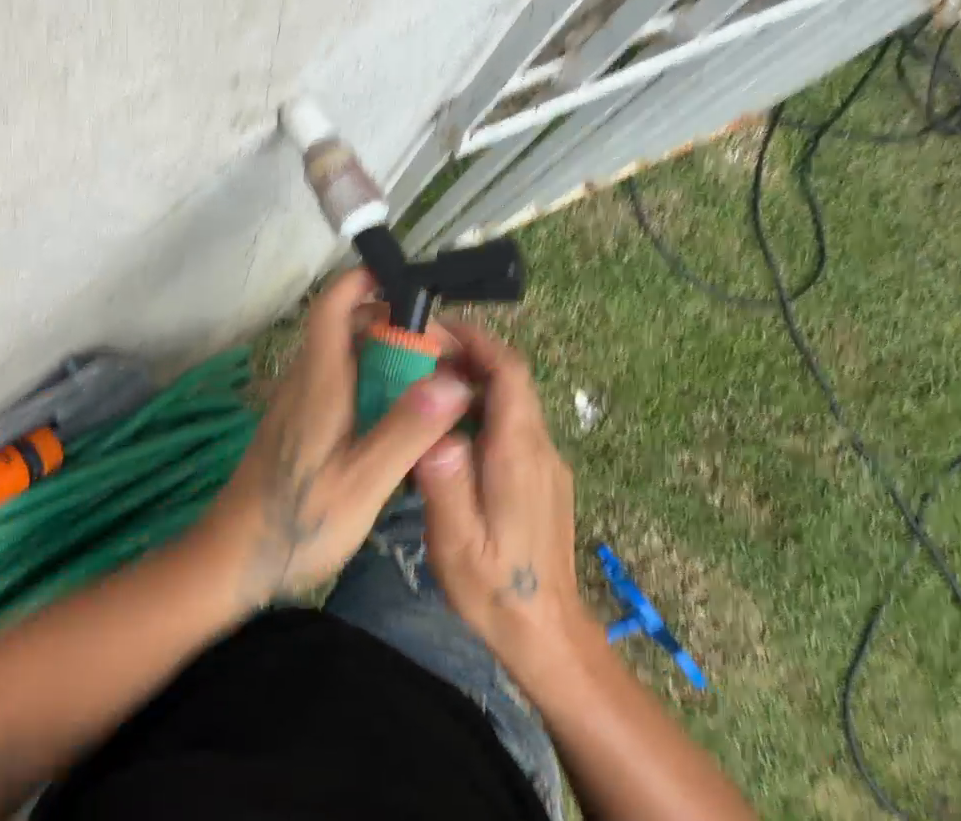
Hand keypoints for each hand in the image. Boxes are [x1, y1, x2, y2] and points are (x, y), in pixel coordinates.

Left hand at [195, 269, 474, 604]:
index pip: (332, 307)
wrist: (234, 558)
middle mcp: (305, 383)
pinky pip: (341, 387)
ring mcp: (299, 405)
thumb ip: (406, 430)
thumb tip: (453, 380)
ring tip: (436, 385)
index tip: (411, 283)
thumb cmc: (299, 521)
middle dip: (397, 326)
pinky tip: (402, 421)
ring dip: (388, 359)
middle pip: (348, 329)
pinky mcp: (299, 428)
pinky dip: (374, 387)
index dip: (364, 281)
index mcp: (319, 383)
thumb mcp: (362, 482)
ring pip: (346, 359)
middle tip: (446, 355)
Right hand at [414, 320, 586, 666]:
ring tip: (422, 386)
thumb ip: (446, 480)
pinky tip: (446, 431)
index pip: (509, 374)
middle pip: (512, 381)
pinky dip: (481, 412)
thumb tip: (435, 428)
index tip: (436, 326)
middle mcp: (539, 449)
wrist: (545, 633)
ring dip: (472, 384)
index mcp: (518, 454)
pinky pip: (513, 428)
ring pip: (513, 404)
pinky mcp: (541, 481)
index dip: (477, 341)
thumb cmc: (494, 588)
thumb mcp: (456, 540)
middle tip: (415, 353)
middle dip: (468, 357)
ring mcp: (545, 466)